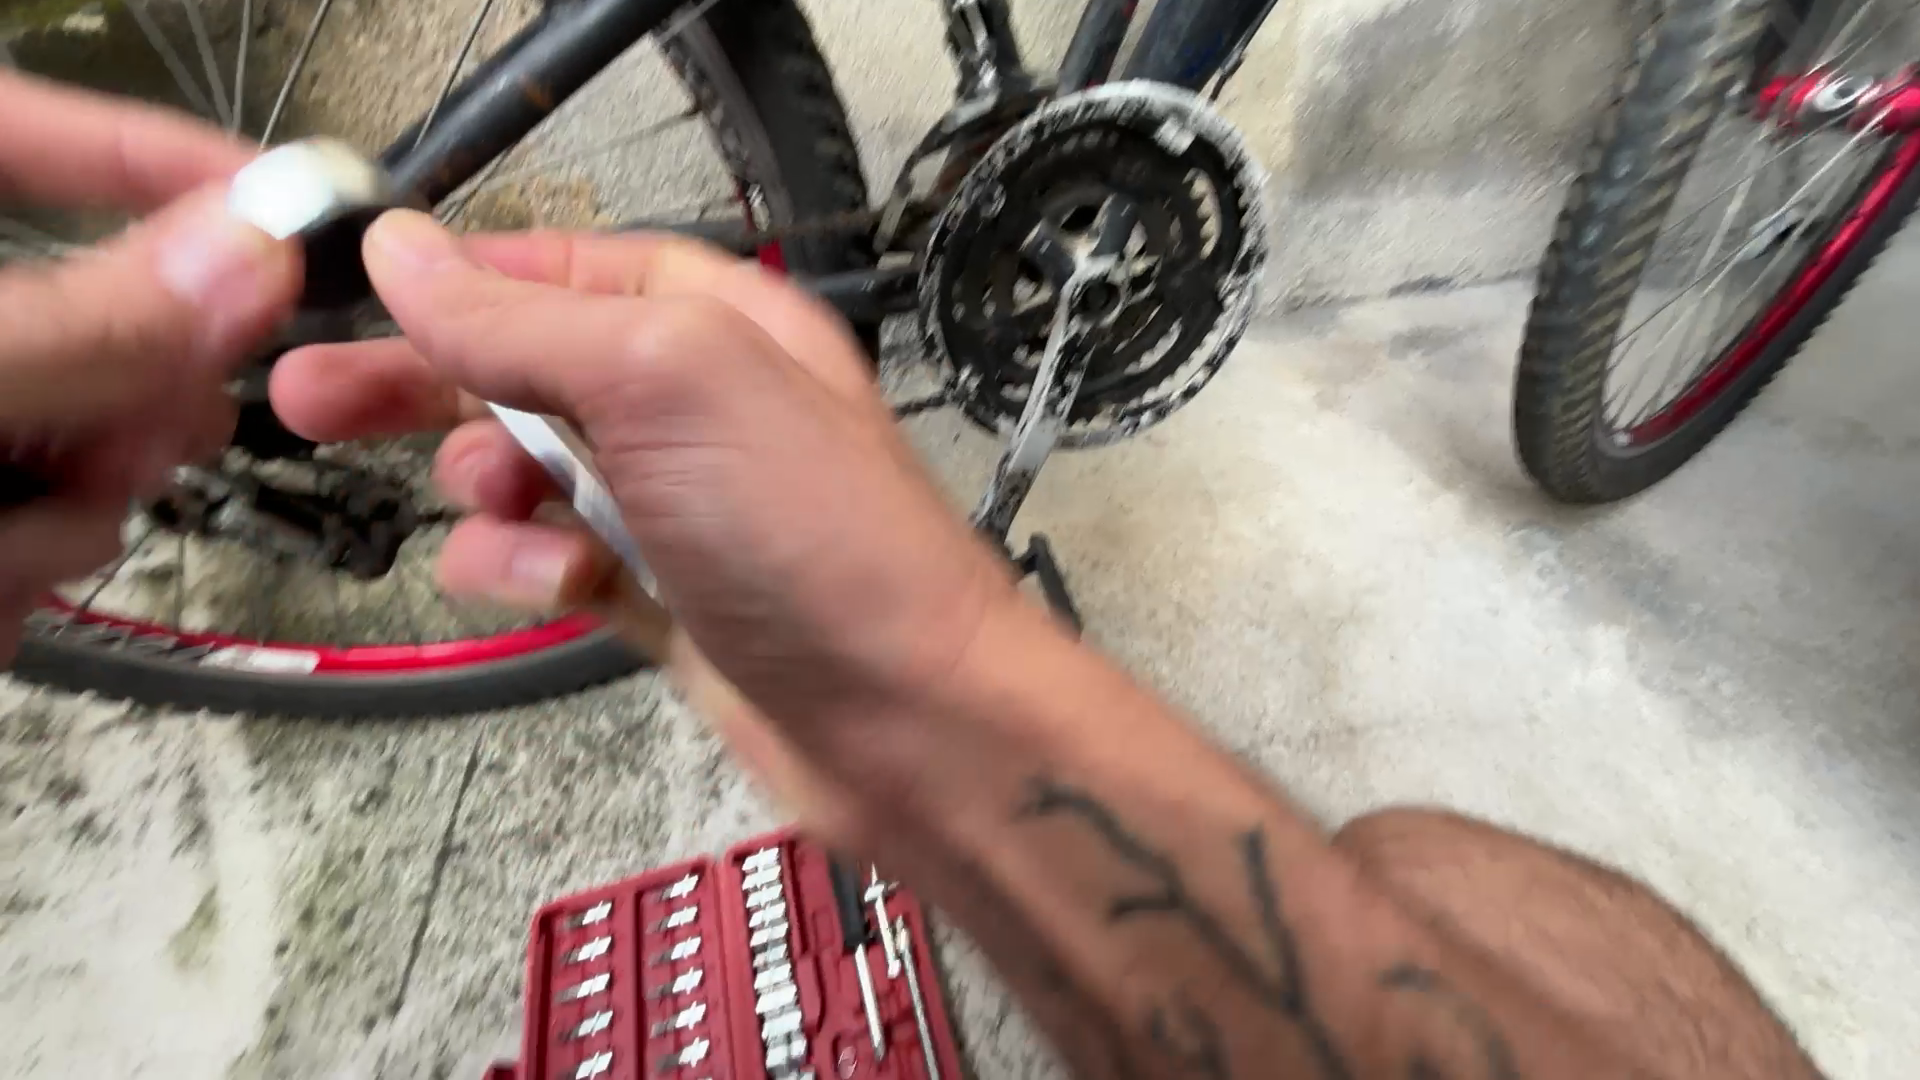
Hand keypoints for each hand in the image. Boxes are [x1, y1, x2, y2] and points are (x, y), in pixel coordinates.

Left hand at [0, 72, 302, 662]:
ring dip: (61, 519)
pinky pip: (28, 517)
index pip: (20, 132)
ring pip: (78, 442)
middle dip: (129, 414)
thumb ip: (75, 326)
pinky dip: (12, 567)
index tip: (297, 219)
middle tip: (117, 463)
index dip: (173, 162)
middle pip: (93, 324)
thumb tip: (261, 256)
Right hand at [271, 212, 1022, 837]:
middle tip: (317, 402)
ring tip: (508, 507)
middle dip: (438, 383)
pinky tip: (561, 589)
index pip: (585, 269)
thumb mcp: (678, 384)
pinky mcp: (671, 598)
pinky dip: (536, 572)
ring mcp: (689, 512)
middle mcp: (711, 413)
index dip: (479, 276)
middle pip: (543, 372)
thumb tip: (407, 252)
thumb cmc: (812, 532)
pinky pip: (564, 564)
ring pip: (540, 475)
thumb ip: (538, 324)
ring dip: (495, 490)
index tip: (368, 291)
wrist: (900, 709)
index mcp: (730, 330)